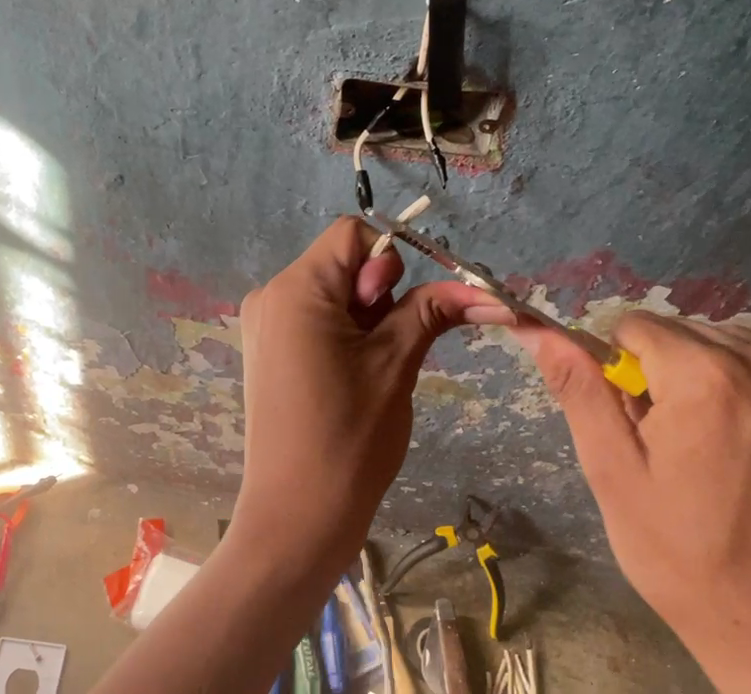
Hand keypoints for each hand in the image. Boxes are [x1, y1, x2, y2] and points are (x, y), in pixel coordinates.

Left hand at [226, 217, 506, 580]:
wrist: (296, 516)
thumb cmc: (350, 437)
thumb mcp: (396, 364)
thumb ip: (432, 311)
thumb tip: (486, 290)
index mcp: (294, 288)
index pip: (351, 234)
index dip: (388, 262)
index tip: (394, 312)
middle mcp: (270, 294)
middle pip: (341, 263)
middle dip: (378, 295)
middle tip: (387, 350)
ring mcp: (264, 324)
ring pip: (332, 293)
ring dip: (365, 319)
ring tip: (370, 372)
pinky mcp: (267, 351)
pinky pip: (314, 320)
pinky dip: (344, 335)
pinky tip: (351, 379)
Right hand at [513, 311, 750, 693]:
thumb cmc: (691, 562)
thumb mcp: (615, 476)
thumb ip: (580, 390)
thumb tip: (538, 329)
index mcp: (708, 375)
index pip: (637, 326)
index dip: (621, 371)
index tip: (635, 426)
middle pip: (691, 334)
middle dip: (671, 374)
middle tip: (675, 447)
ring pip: (742, 352)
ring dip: (719, 383)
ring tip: (722, 455)